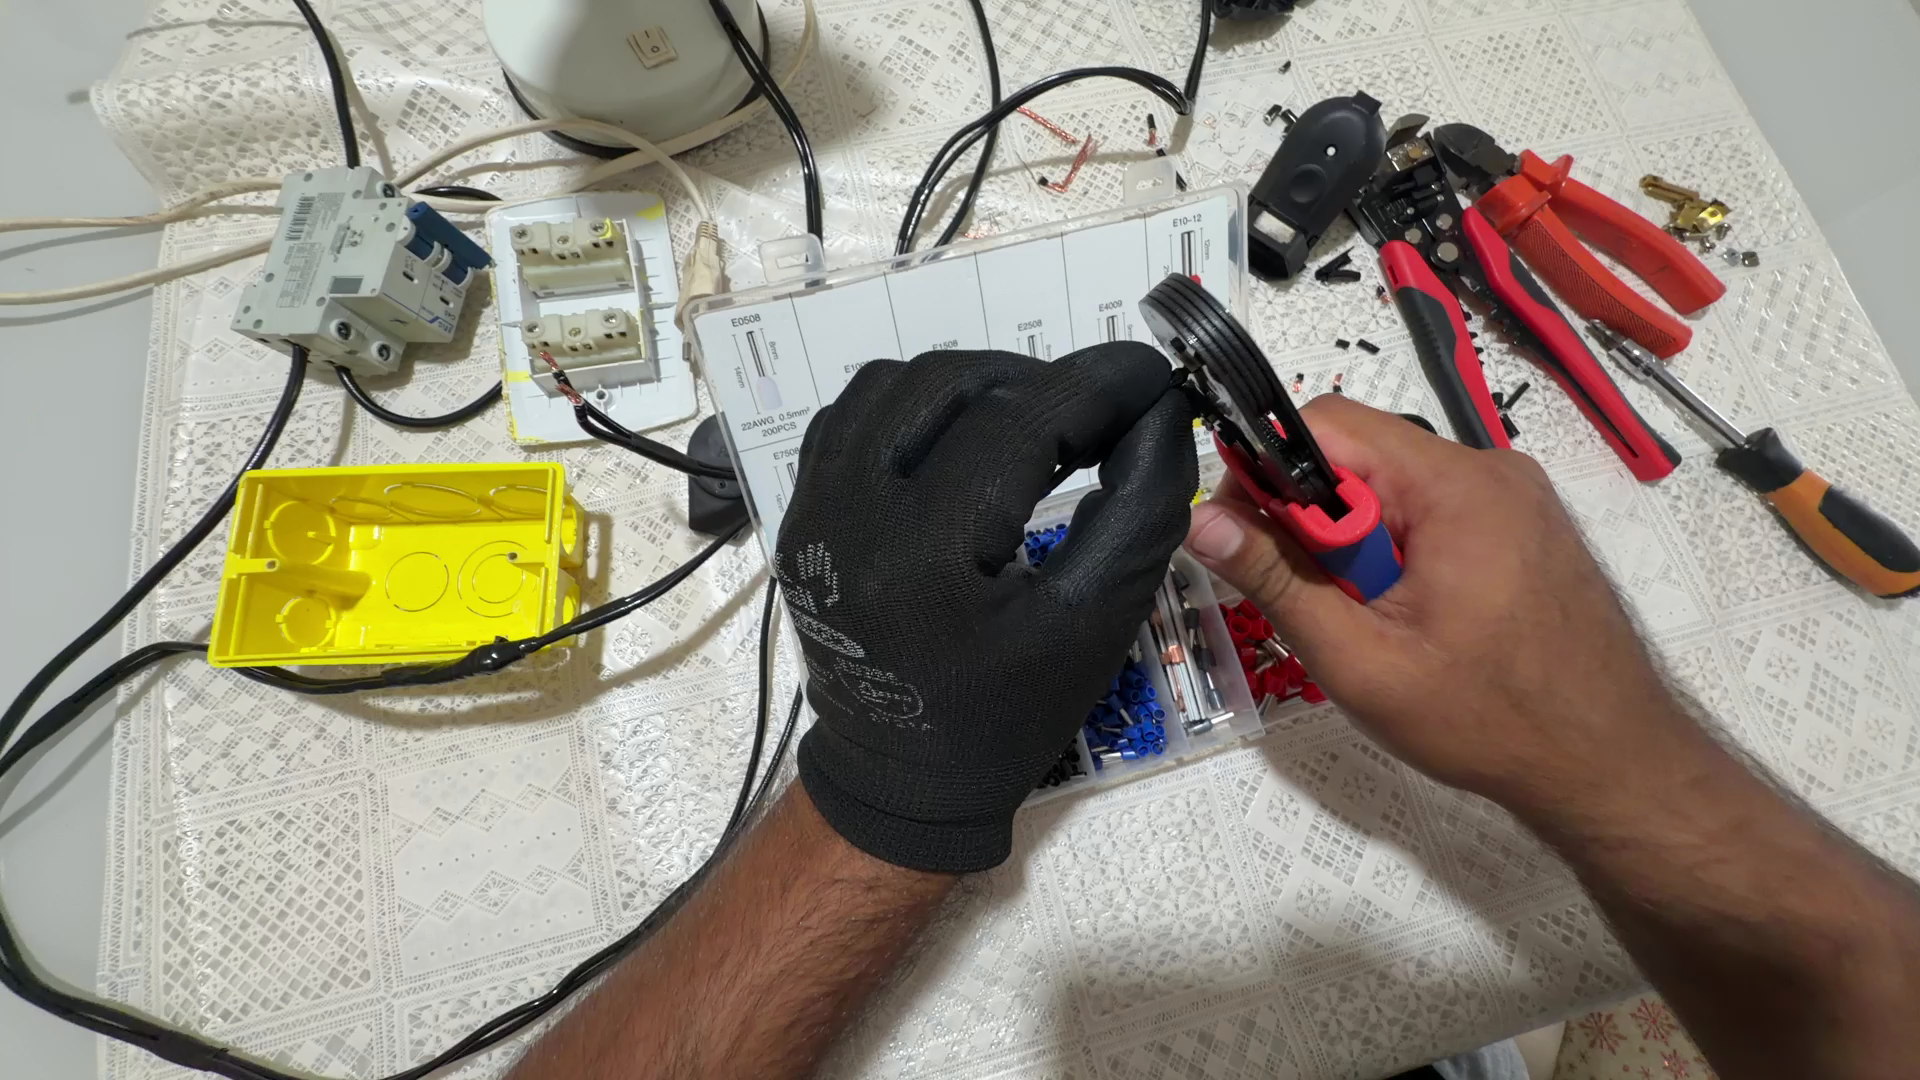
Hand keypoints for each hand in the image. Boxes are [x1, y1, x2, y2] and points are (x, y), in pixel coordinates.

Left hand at [776, 345, 1196, 872]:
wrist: (900, 777)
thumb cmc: (1006, 717)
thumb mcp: (1094, 625)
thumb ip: (1139, 509)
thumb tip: (1157, 414)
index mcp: (923, 557)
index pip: (1018, 423)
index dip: (1096, 385)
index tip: (1151, 375)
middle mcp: (848, 517)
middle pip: (950, 388)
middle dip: (1040, 384)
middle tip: (1094, 415)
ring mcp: (813, 512)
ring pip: (892, 386)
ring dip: (975, 384)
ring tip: (1030, 420)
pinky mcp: (802, 517)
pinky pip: (853, 419)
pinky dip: (913, 405)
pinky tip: (958, 437)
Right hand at [1184, 395, 1685, 812]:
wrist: (1614, 771)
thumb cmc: (1485, 719)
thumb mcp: (1358, 657)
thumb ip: (1275, 581)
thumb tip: (1201, 522)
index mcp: (1453, 485)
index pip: (1327, 425)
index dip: (1265, 466)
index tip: (1240, 533)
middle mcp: (1486, 469)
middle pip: (1354, 453)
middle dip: (1303, 513)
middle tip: (1298, 590)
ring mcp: (1508, 496)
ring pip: (1383, 484)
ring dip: (1343, 536)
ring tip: (1352, 610)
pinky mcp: (1515, 523)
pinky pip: (1421, 506)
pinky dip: (1383, 545)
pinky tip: (1393, 606)